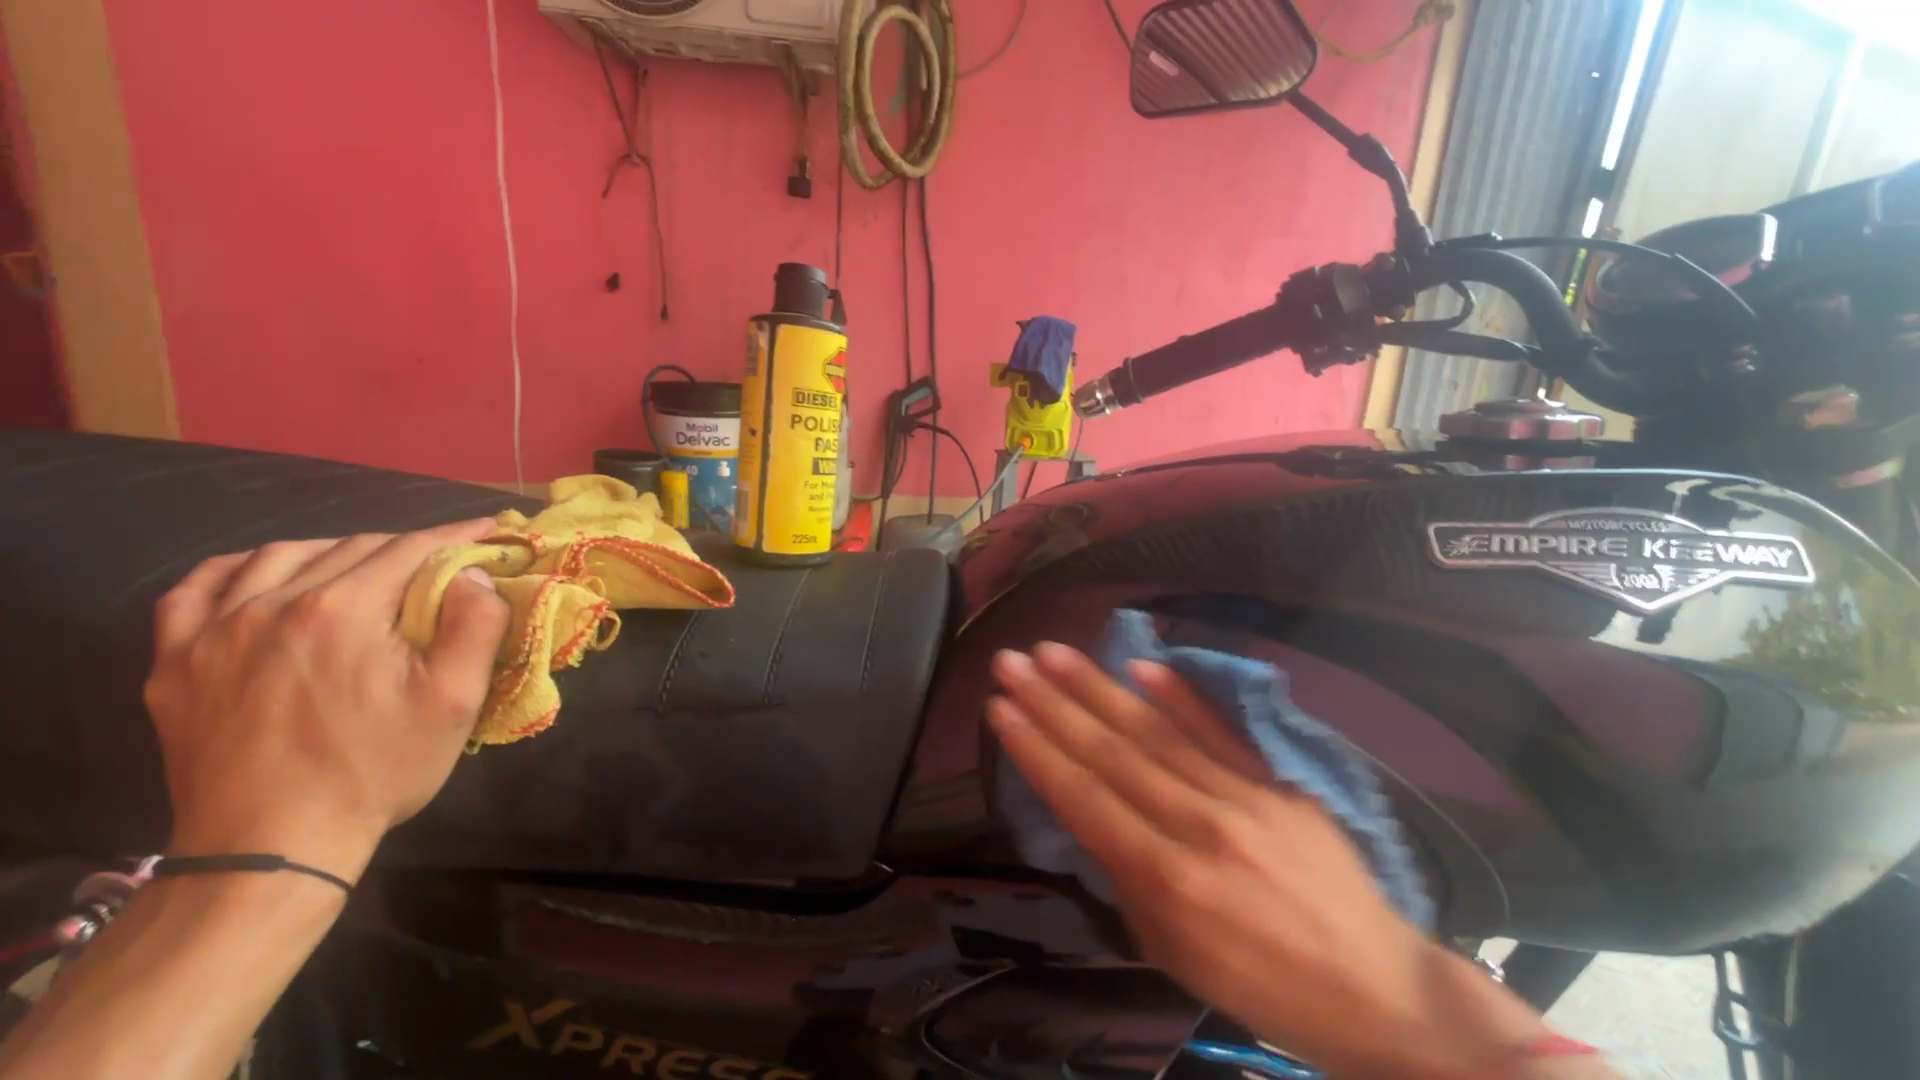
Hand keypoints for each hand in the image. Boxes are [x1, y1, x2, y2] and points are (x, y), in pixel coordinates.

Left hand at [144, 521, 510, 883]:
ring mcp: (213, 631)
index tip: (488, 531)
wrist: (270, 846)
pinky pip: (196, 589)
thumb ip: (476, 625)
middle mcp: (273, 602)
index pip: (408, 549)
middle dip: (403, 547)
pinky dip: (236, 570)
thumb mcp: (454, 702)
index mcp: (344, 609)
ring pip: (278, 557)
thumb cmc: (375, 771)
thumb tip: (474, 573)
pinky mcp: (175, 663)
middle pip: (349, 547)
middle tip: (438, 564)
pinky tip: (261, 576)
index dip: (455, 536)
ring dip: (331, 551)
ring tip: (361, 568)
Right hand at [989, 643, 1553, 1078]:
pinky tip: (1143, 666)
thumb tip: (1092, 819)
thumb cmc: (1261, 987)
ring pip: (1156, 734)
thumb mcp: (1173, 955)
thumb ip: (1127, 882)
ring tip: (1054, 652)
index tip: (999, 710)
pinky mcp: (1279, 784)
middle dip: (1052, 705)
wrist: (1376, 989)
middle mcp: (1200, 828)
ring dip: (1098, 688)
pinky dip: (1180, 698)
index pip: (1085, 800)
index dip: (1036, 751)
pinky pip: (1220, 734)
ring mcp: (1244, 798)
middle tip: (1010, 663)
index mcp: (1167, 882)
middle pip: (1112, 754)